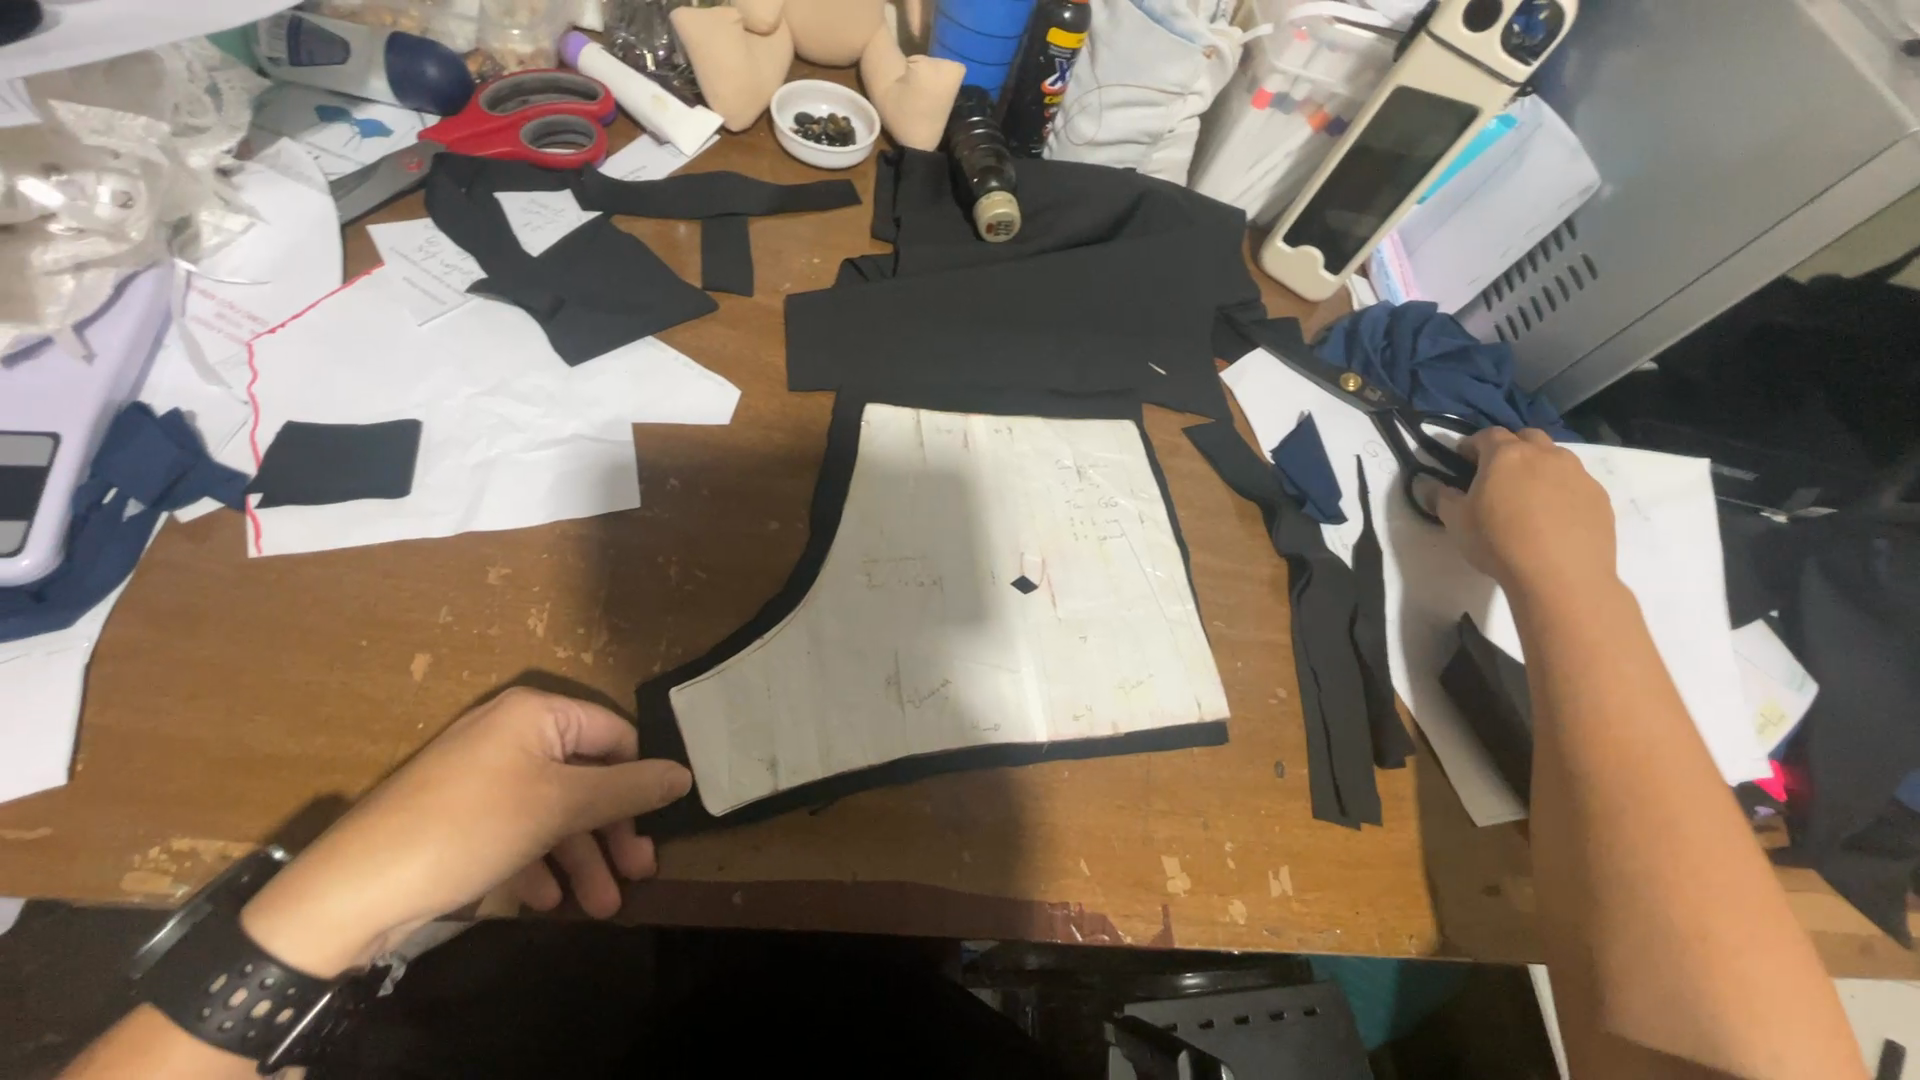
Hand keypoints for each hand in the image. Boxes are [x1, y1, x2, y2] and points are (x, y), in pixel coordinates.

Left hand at [238, 688, 692, 977]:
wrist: (351, 891)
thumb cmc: (472, 827)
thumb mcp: (562, 806)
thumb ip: (630, 788)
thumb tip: (686, 773)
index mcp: (538, 714)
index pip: (615, 735)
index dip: (641, 779)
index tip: (659, 826)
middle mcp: (513, 735)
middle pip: (587, 777)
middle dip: (613, 832)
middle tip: (639, 874)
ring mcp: (485, 776)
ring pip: (555, 810)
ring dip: (582, 857)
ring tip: (600, 907)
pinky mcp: (463, 815)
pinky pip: (519, 829)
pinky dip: (539, 862)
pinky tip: (546, 900)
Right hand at [1422, 427, 1617, 598]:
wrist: (1561, 575)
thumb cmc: (1498, 542)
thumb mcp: (1456, 522)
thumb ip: (1442, 498)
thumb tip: (1430, 485)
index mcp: (1507, 456)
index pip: (1487, 435)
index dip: (1472, 444)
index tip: (1462, 459)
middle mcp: (1546, 455)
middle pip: (1527, 437)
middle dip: (1510, 447)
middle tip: (1496, 473)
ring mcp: (1578, 474)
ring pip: (1556, 458)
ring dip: (1538, 467)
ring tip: (1527, 495)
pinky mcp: (1599, 496)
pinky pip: (1575, 482)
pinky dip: (1560, 489)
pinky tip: (1552, 516)